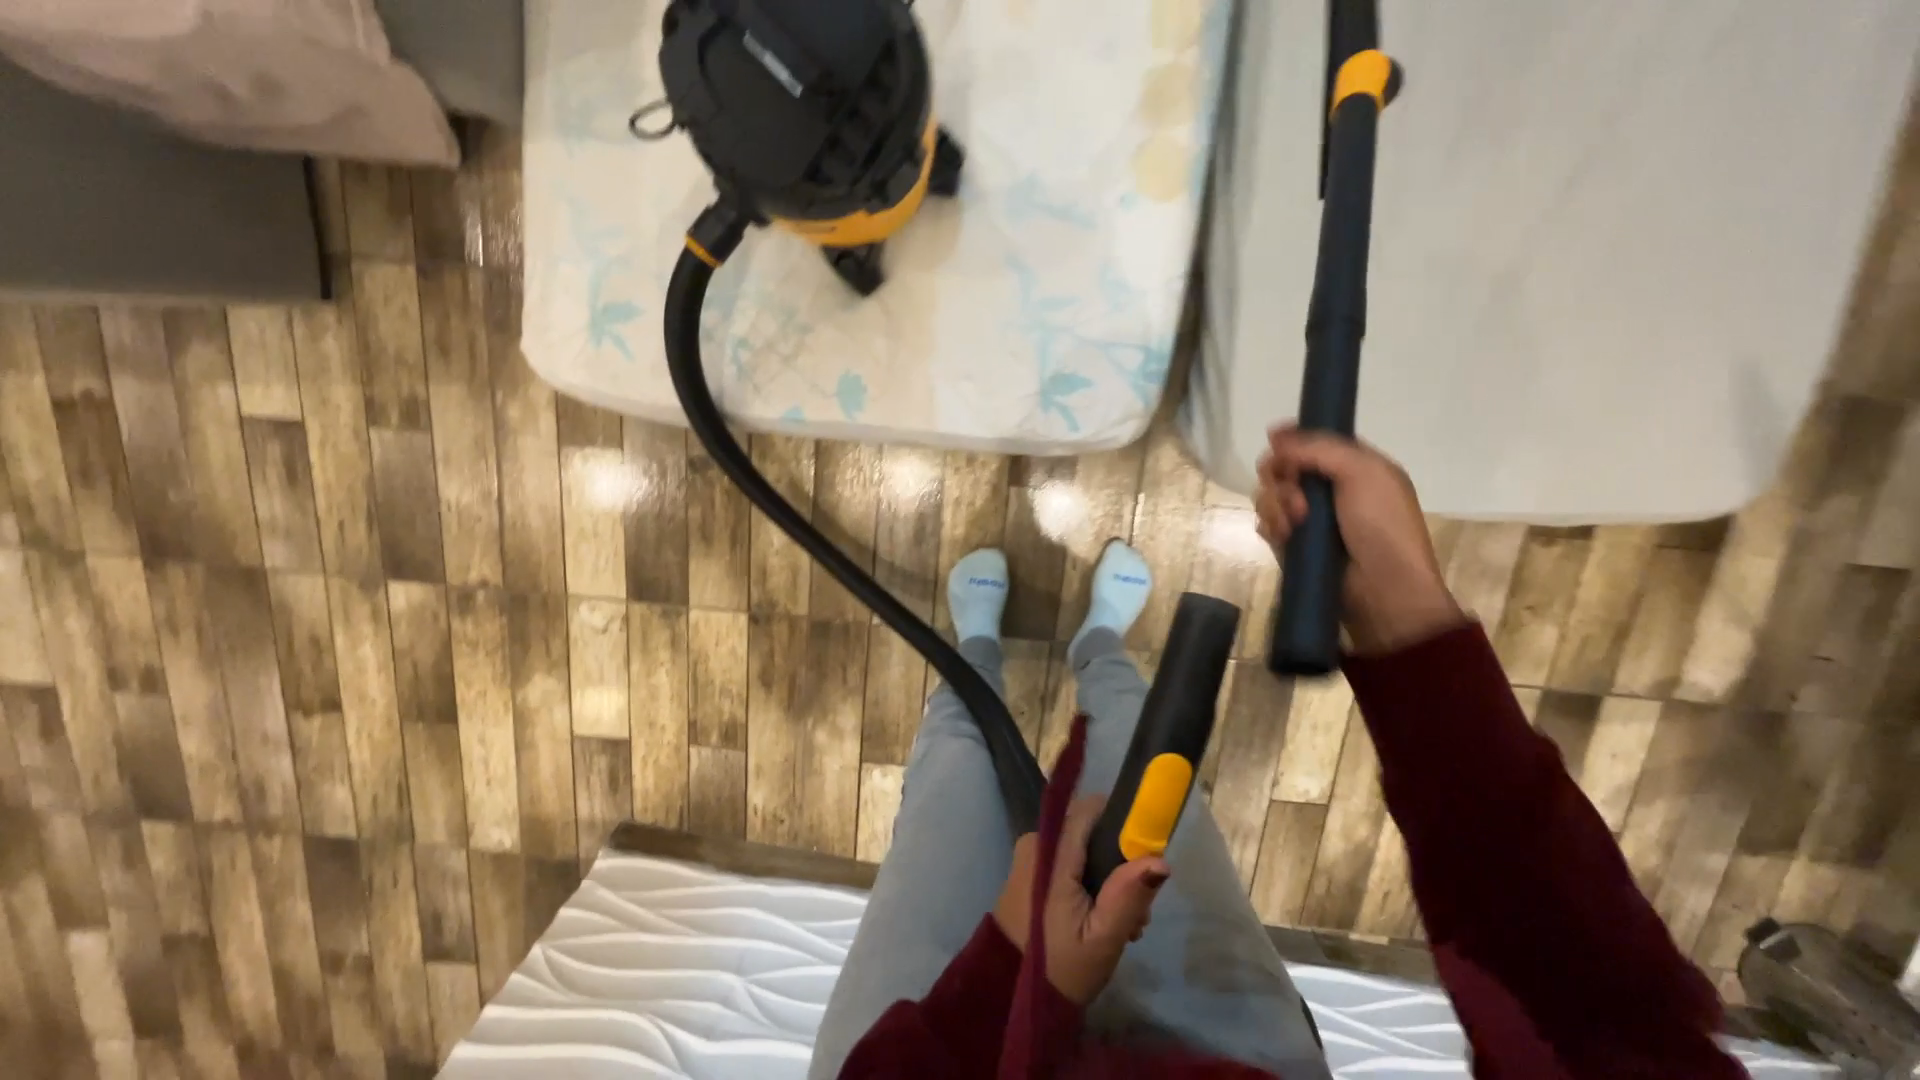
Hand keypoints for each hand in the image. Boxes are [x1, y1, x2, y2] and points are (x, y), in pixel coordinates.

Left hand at [992, 795, 1169, 1004]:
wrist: (1007, 995)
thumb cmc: (1059, 968)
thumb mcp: (1103, 939)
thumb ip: (1128, 896)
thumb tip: (1160, 860)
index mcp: (1051, 856)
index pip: (1089, 809)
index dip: (1120, 822)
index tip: (1142, 854)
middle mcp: (1035, 844)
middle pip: (1089, 831)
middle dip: (1118, 863)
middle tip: (1136, 911)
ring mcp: (1028, 858)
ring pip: (1080, 848)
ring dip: (1106, 879)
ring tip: (1123, 927)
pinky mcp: (1027, 873)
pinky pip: (1065, 862)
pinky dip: (1086, 884)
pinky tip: (1100, 922)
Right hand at [1255, 425, 1462, 653]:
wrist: (1382, 591)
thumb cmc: (1382, 527)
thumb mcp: (1363, 473)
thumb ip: (1318, 449)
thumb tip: (1274, 433)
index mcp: (1354, 466)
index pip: (1312, 442)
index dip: (1291, 440)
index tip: (1275, 442)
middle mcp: (1328, 489)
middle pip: (1284, 466)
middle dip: (1281, 476)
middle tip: (1296, 493)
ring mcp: (1308, 518)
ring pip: (1270, 494)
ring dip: (1277, 504)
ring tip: (1296, 524)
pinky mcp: (1292, 545)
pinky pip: (1266, 523)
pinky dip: (1272, 526)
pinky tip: (1286, 536)